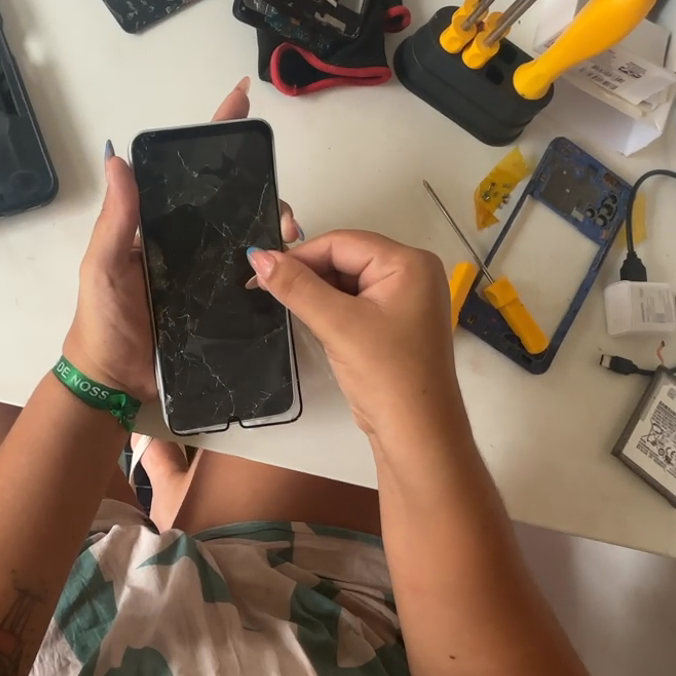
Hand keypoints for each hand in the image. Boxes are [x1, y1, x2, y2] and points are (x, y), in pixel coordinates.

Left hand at [64, 77, 299, 402]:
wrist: (114, 377)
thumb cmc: (102, 319)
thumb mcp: (101, 266)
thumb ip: (114, 220)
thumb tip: (116, 156)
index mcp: (157, 227)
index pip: (188, 174)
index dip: (214, 135)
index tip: (242, 99)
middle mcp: (186, 245)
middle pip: (229, 202)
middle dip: (260, 188)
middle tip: (280, 201)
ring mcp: (205, 275)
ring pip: (246, 236)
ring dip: (271, 224)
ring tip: (288, 230)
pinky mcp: (220, 305)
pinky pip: (251, 277)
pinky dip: (272, 265)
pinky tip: (287, 261)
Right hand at [245, 231, 466, 445]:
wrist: (417, 432)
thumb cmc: (387, 374)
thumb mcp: (337, 324)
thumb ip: (297, 287)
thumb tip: (258, 256)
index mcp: (409, 264)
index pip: (343, 243)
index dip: (300, 255)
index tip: (262, 272)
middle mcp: (412, 274)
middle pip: (345, 259)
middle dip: (308, 274)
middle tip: (267, 290)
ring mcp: (404, 301)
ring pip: (347, 282)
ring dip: (316, 293)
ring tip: (286, 306)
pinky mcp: (393, 324)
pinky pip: (354, 303)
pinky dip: (330, 309)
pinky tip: (310, 320)